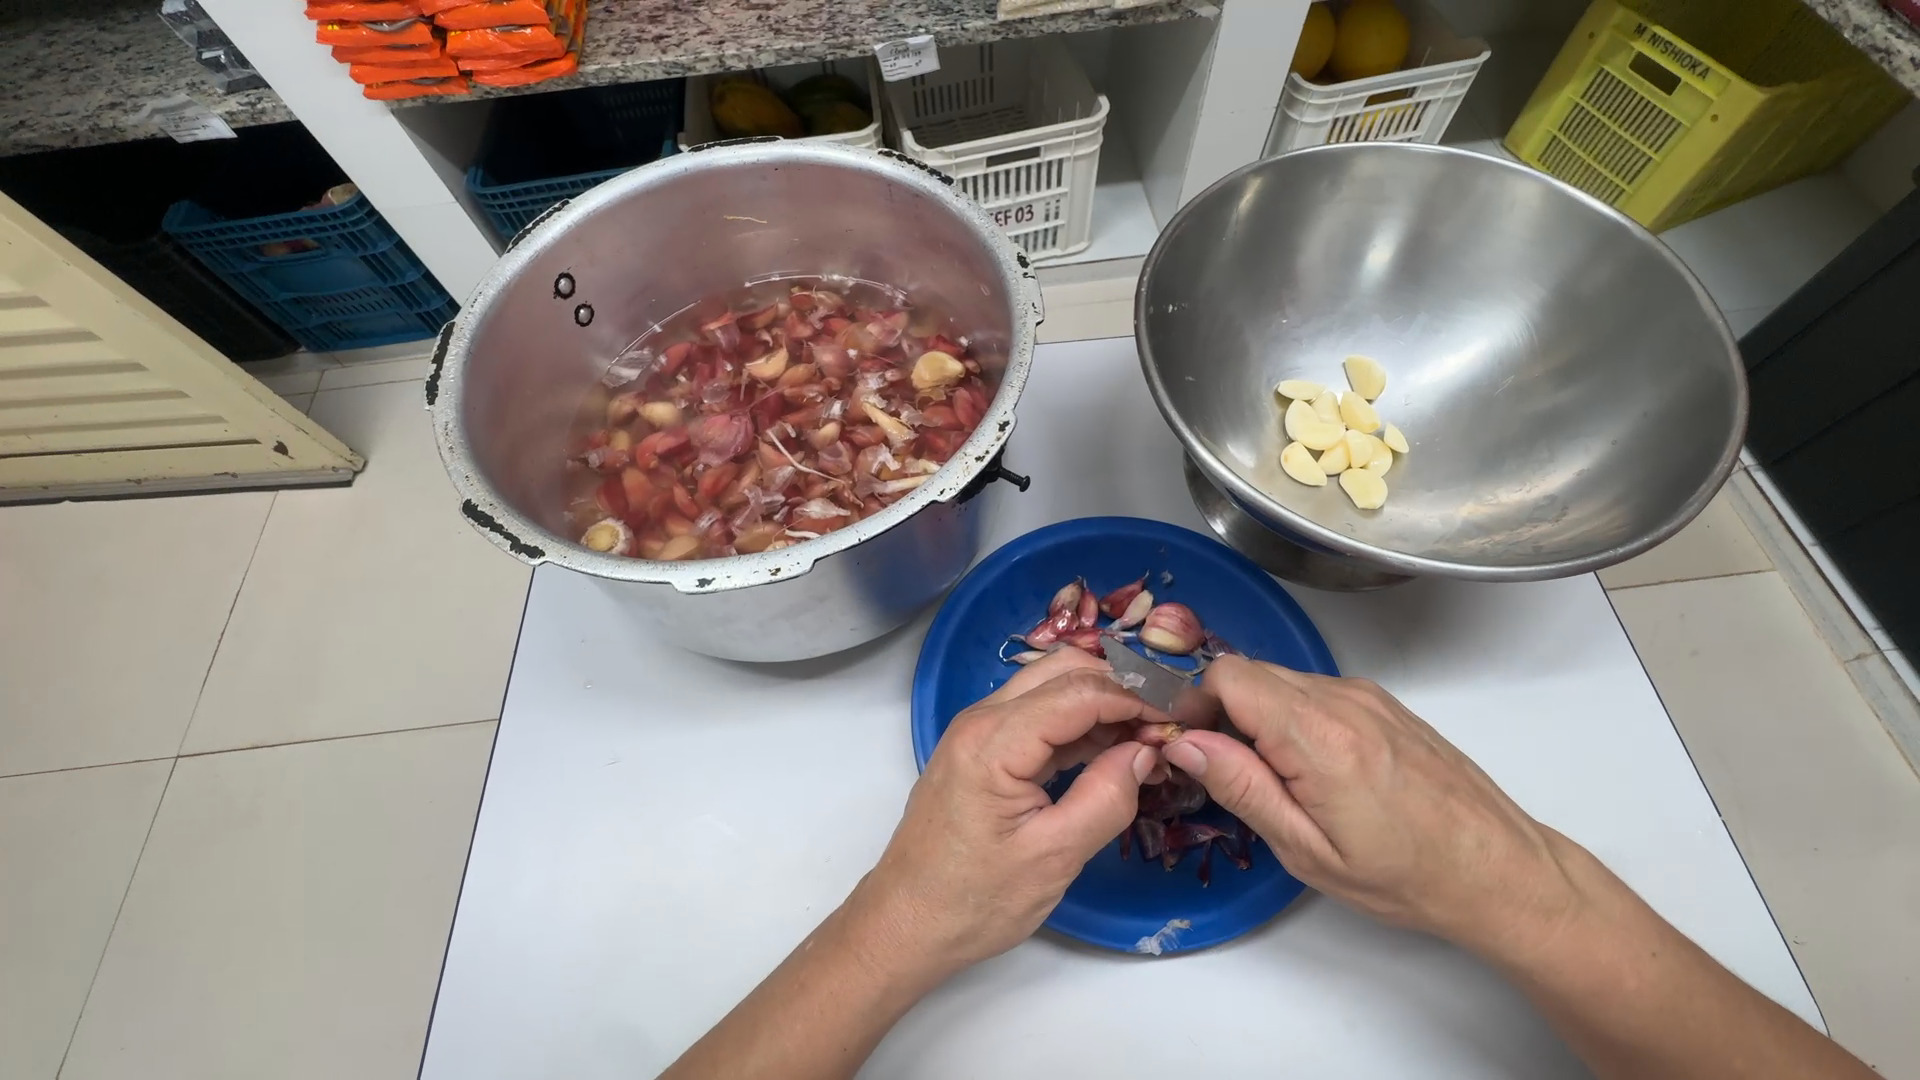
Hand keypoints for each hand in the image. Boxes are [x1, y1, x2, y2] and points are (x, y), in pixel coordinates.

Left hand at [853, 649, 1160, 976]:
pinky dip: (1076, 724)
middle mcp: (981, 719)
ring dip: (1098, 703)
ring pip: (1049, 687)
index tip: (1175, 719)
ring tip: (1144, 738)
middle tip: (1162, 722)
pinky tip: (1109, 750)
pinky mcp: (981, 749)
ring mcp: (977, 730)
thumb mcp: (1053, 858)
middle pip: (1062, 671)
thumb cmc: (974, 899)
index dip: (1133, 698)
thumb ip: (1106, 798)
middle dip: (1117, 688)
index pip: (1078, 692)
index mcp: (994, 740)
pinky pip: (1036, 716)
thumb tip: (1146, 750)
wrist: (906, 923)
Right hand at [1161, 656, 1576, 956]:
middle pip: (1248, 672)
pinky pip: (1310, 689)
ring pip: (1278, 679)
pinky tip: (1311, 764)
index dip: (1195, 704)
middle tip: (1228, 767)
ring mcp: (1363, 694)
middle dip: (1221, 710)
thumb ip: (1240, 787)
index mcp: (1317, 735)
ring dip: (1256, 713)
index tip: (1192, 745)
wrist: (1502, 872)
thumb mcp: (1306, 850)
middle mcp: (1340, 698)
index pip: (1226, 676)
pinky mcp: (1379, 700)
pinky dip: (1290, 714)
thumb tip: (1184, 744)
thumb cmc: (1404, 876)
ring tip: (1275, 774)